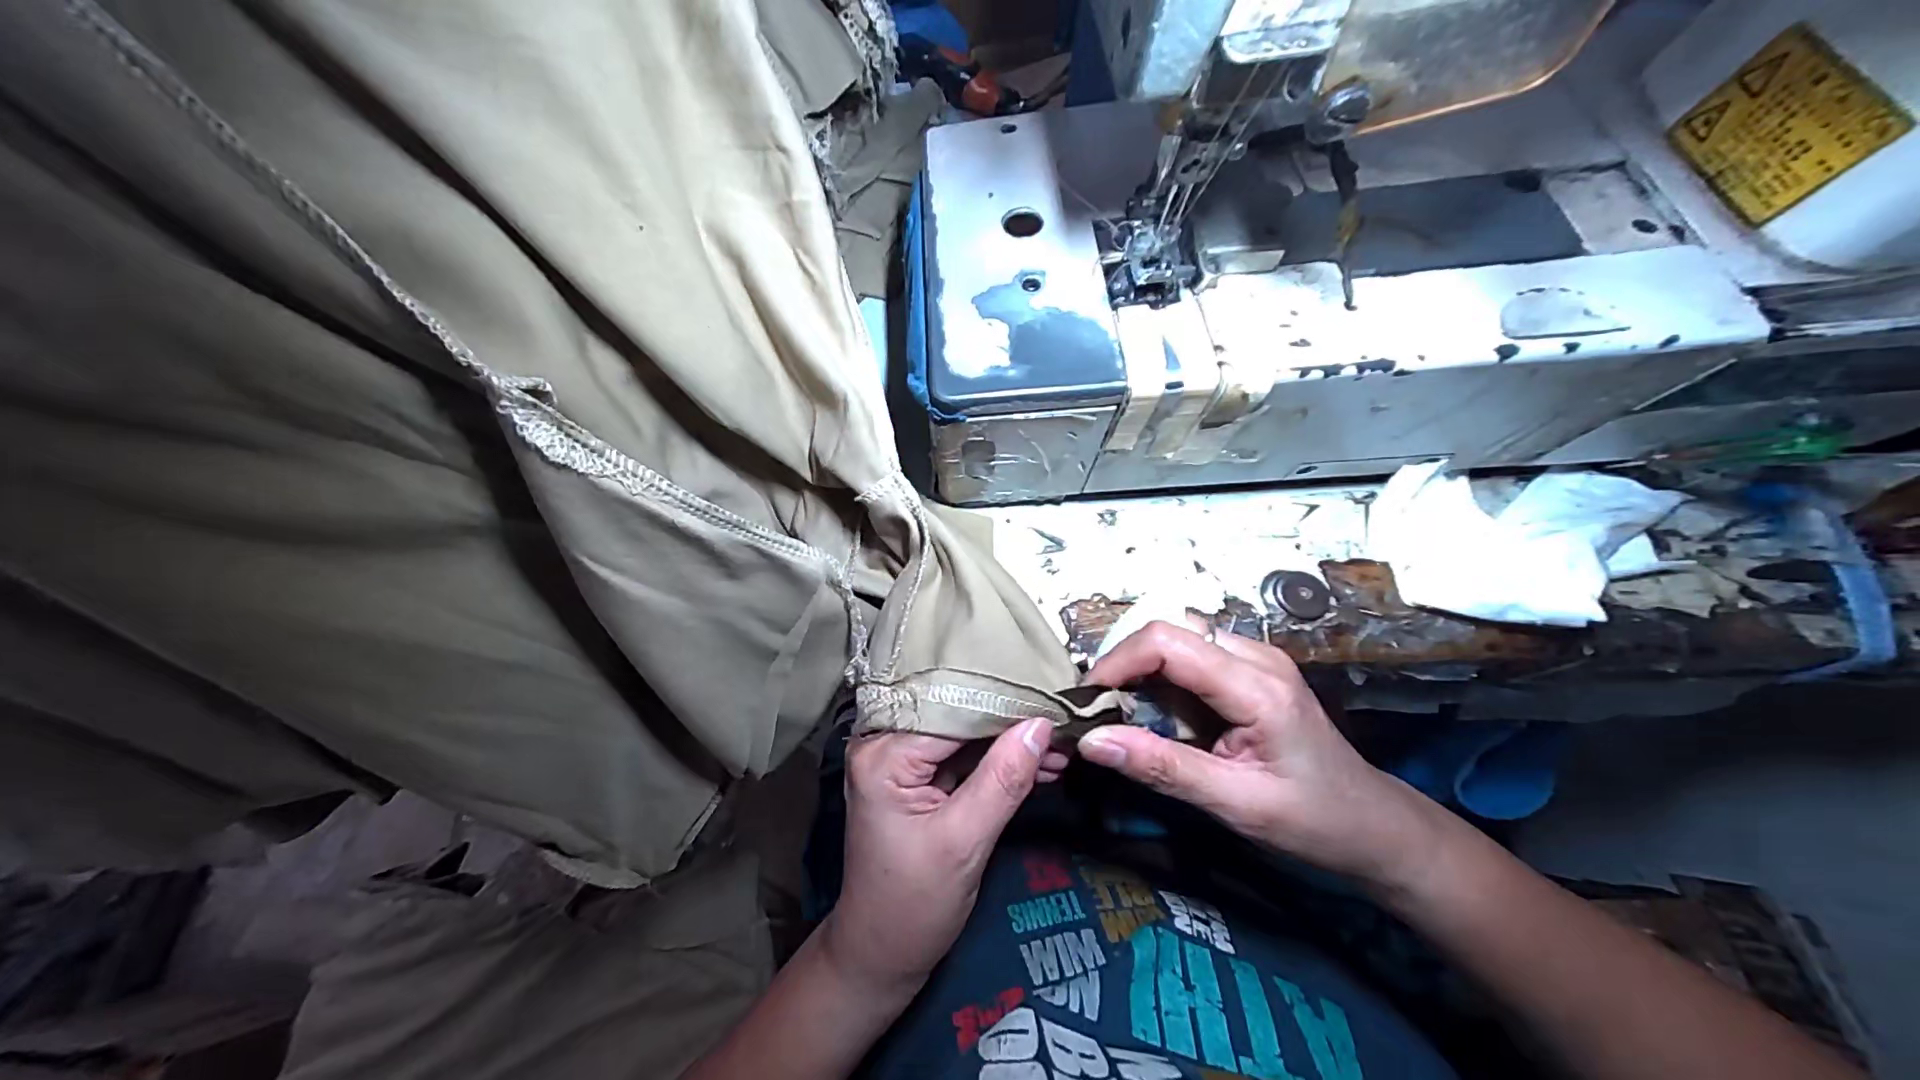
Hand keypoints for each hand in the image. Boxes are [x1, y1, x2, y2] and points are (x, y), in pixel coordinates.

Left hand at [820, 718, 1064, 993]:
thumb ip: (1003, 780)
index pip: (954, 712)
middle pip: (958, 718)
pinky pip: (962, 755)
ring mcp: (897, 758)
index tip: (1055, 707)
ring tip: (1060, 750)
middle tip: (1063, 728)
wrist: (881, 953)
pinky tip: (1037, 764)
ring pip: (965, 736)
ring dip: (1010, 743)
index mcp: (883, 753)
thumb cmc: (913, 905)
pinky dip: (998, 761)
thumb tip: (1040, 726)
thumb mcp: (964, 842)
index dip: (1007, 708)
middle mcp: (883, 742)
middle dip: (1012, 725)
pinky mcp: (914, 774)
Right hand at [1076, 621, 1445, 891]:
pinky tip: (1154, 713)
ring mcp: (1256, 659)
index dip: (1117, 663)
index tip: (1088, 702)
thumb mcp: (1235, 803)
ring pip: (1176, 638)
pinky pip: (1191, 655)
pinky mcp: (1250, 670)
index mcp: (1257, 687)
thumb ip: (1162, 768)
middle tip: (1100, 711)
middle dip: (1123, 665)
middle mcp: (1256, 657)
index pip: (1167, 642)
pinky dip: (1160, 678)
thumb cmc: (1314, 820)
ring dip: (1140, 670)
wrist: (1374, 825)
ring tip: (1120, 713)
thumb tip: (1091, 742)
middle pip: (1168, 630)